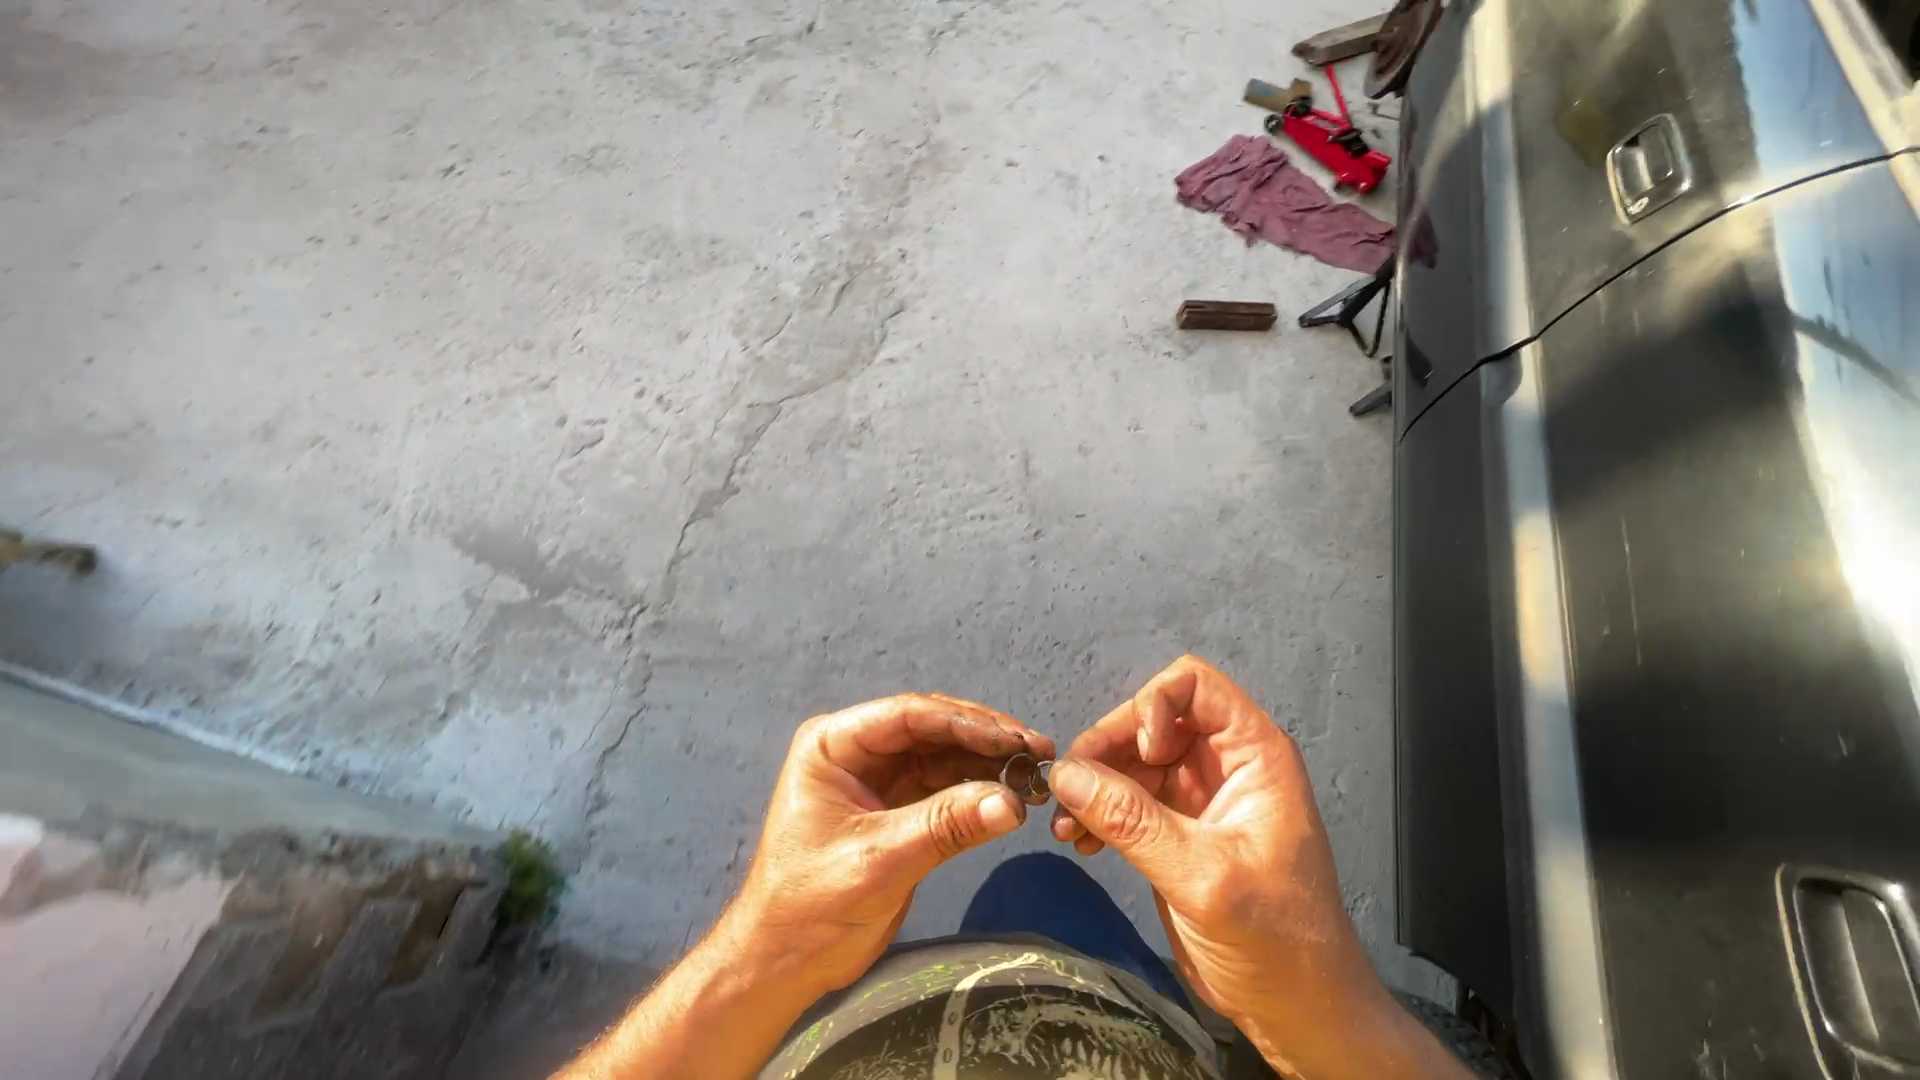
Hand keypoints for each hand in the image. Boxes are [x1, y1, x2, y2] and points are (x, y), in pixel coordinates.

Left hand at [726, 693, 1052, 994]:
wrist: (783, 963)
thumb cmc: (811, 903)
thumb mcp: (879, 860)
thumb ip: (945, 825)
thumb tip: (1014, 802)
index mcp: (835, 744)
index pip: (908, 715)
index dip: (965, 722)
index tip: (1014, 738)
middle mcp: (859, 749)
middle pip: (932, 728)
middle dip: (984, 737)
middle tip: (1038, 750)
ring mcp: (880, 776)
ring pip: (944, 754)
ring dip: (988, 762)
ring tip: (1036, 773)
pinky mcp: (899, 806)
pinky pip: (946, 786)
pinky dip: (979, 789)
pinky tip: (1013, 794)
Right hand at [1048, 656, 1433, 1079]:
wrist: (1298, 1013)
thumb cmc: (1274, 939)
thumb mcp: (1202, 877)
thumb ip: (1132, 821)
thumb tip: (1064, 774)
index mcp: (1251, 753)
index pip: (1193, 685)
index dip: (1154, 706)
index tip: (1138, 757)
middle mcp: (1222, 762)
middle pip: (1149, 720)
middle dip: (1107, 750)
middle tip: (1069, 791)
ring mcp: (1196, 796)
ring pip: (1130, 760)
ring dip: (1093, 785)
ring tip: (1068, 829)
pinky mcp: (1174, 830)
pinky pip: (1125, 799)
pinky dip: (1098, 813)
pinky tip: (1082, 843)